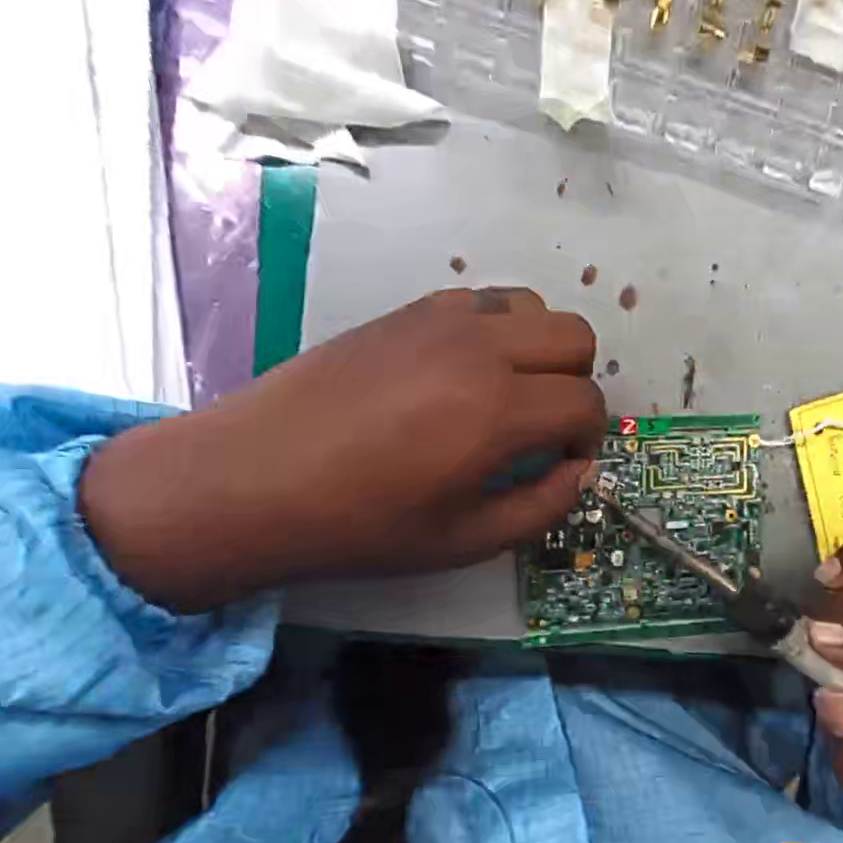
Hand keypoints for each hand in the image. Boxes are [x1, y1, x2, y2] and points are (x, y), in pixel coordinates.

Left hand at [80, 288, 602, 611]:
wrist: (256, 477)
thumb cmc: (359, 524)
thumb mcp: (461, 541)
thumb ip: (539, 508)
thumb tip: (579, 472)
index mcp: (497, 409)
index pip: (586, 402)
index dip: (586, 438)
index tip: (561, 462)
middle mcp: (478, 346)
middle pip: (574, 335)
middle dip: (574, 383)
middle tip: (540, 426)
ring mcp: (437, 319)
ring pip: (529, 305)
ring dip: (536, 348)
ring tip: (503, 394)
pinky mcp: (402, 311)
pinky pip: (475, 300)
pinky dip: (490, 329)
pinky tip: (455, 372)